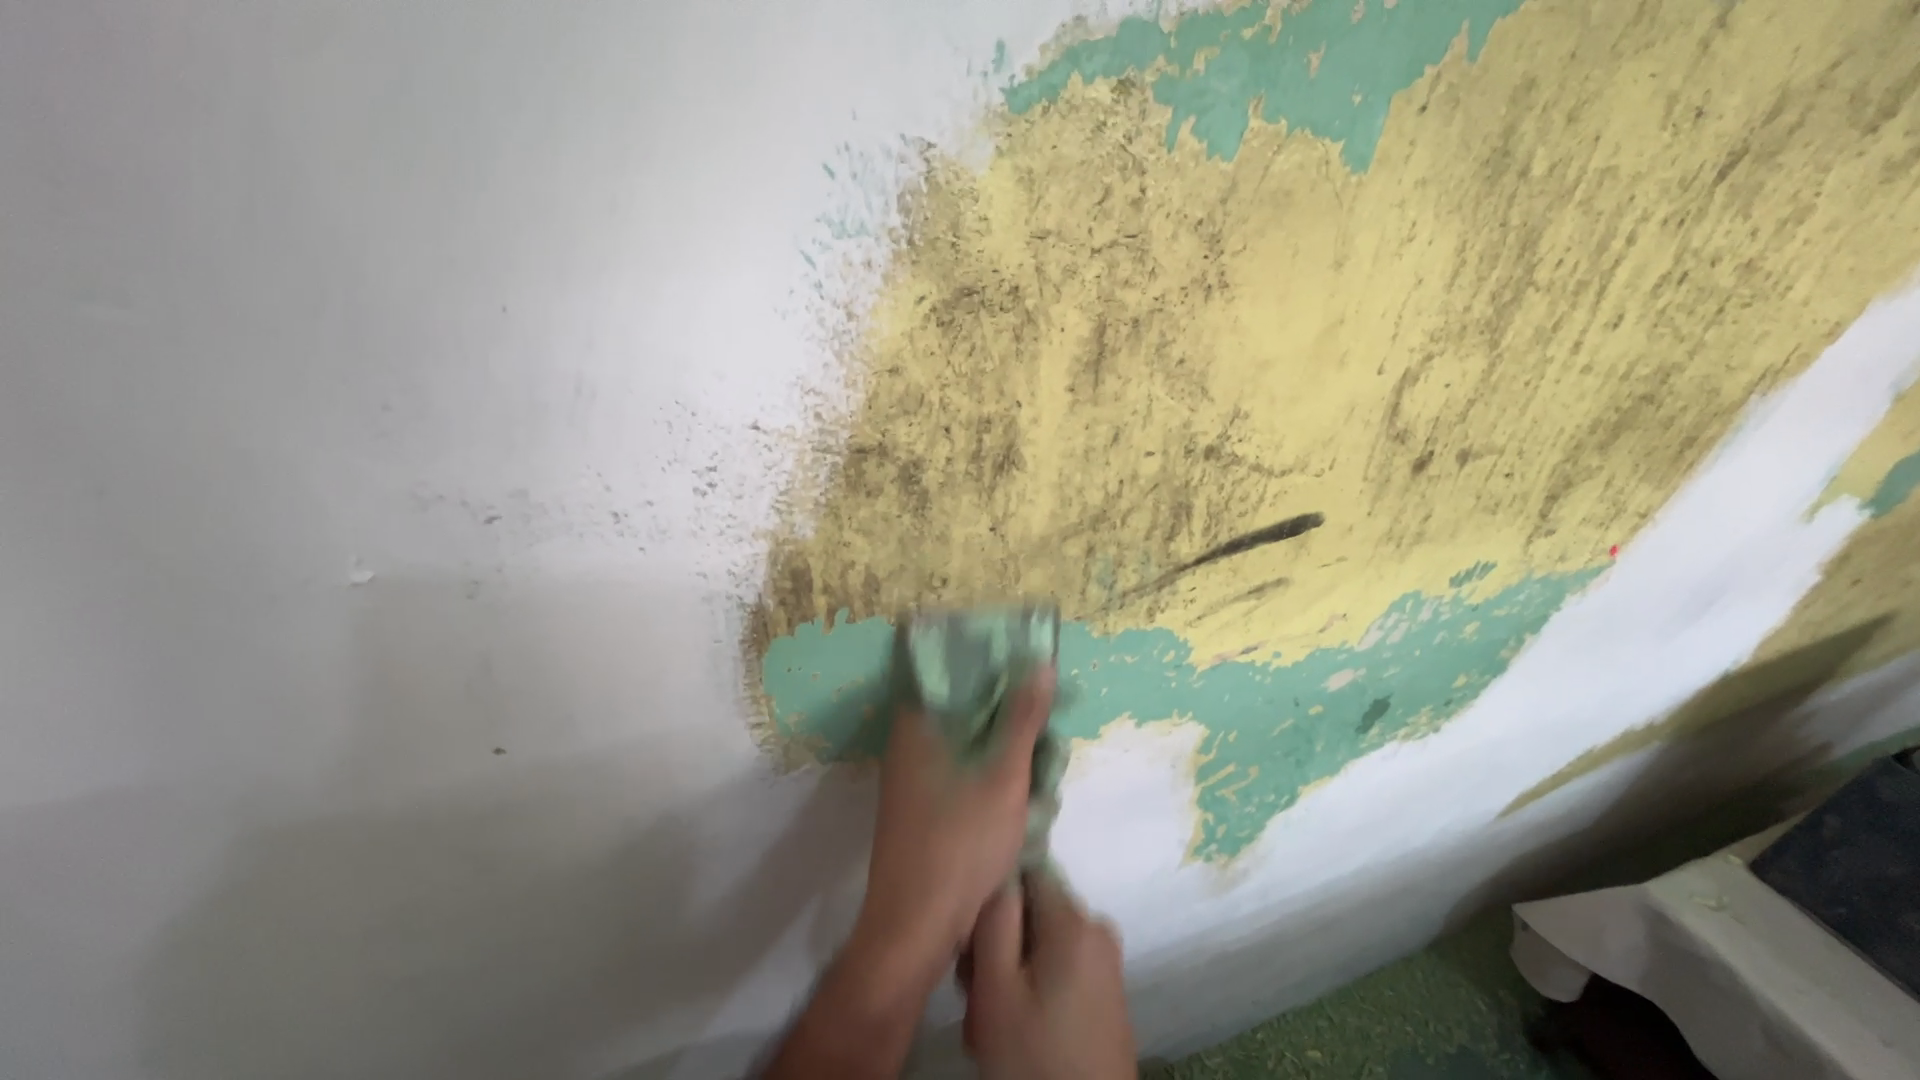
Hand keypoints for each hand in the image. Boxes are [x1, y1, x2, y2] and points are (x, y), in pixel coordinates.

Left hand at [849, 665, 1056, 986]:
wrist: (917, 924)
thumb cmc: (960, 841)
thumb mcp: (1003, 774)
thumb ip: (1022, 718)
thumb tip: (1041, 664)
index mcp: (916, 725)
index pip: (950, 672)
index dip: (991, 667)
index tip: (1030, 671)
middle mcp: (908, 745)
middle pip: (963, 710)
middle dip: (1008, 716)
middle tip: (1047, 728)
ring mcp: (914, 780)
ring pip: (968, 745)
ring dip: (1004, 751)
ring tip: (1042, 765)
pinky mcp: (924, 809)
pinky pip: (963, 774)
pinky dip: (992, 776)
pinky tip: (1022, 794)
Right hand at [964, 875, 1135, 1079]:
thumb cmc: (1034, 1056)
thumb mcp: (996, 987)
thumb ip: (994, 920)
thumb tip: (999, 874)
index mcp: (1074, 918)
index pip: (1023, 874)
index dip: (992, 906)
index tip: (974, 948)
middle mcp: (1097, 927)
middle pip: (1031, 912)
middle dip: (998, 946)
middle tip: (976, 994)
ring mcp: (1105, 961)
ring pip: (1040, 944)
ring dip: (1011, 973)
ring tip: (995, 1019)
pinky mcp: (1106, 990)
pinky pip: (1058, 968)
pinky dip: (1034, 990)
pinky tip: (1019, 1028)